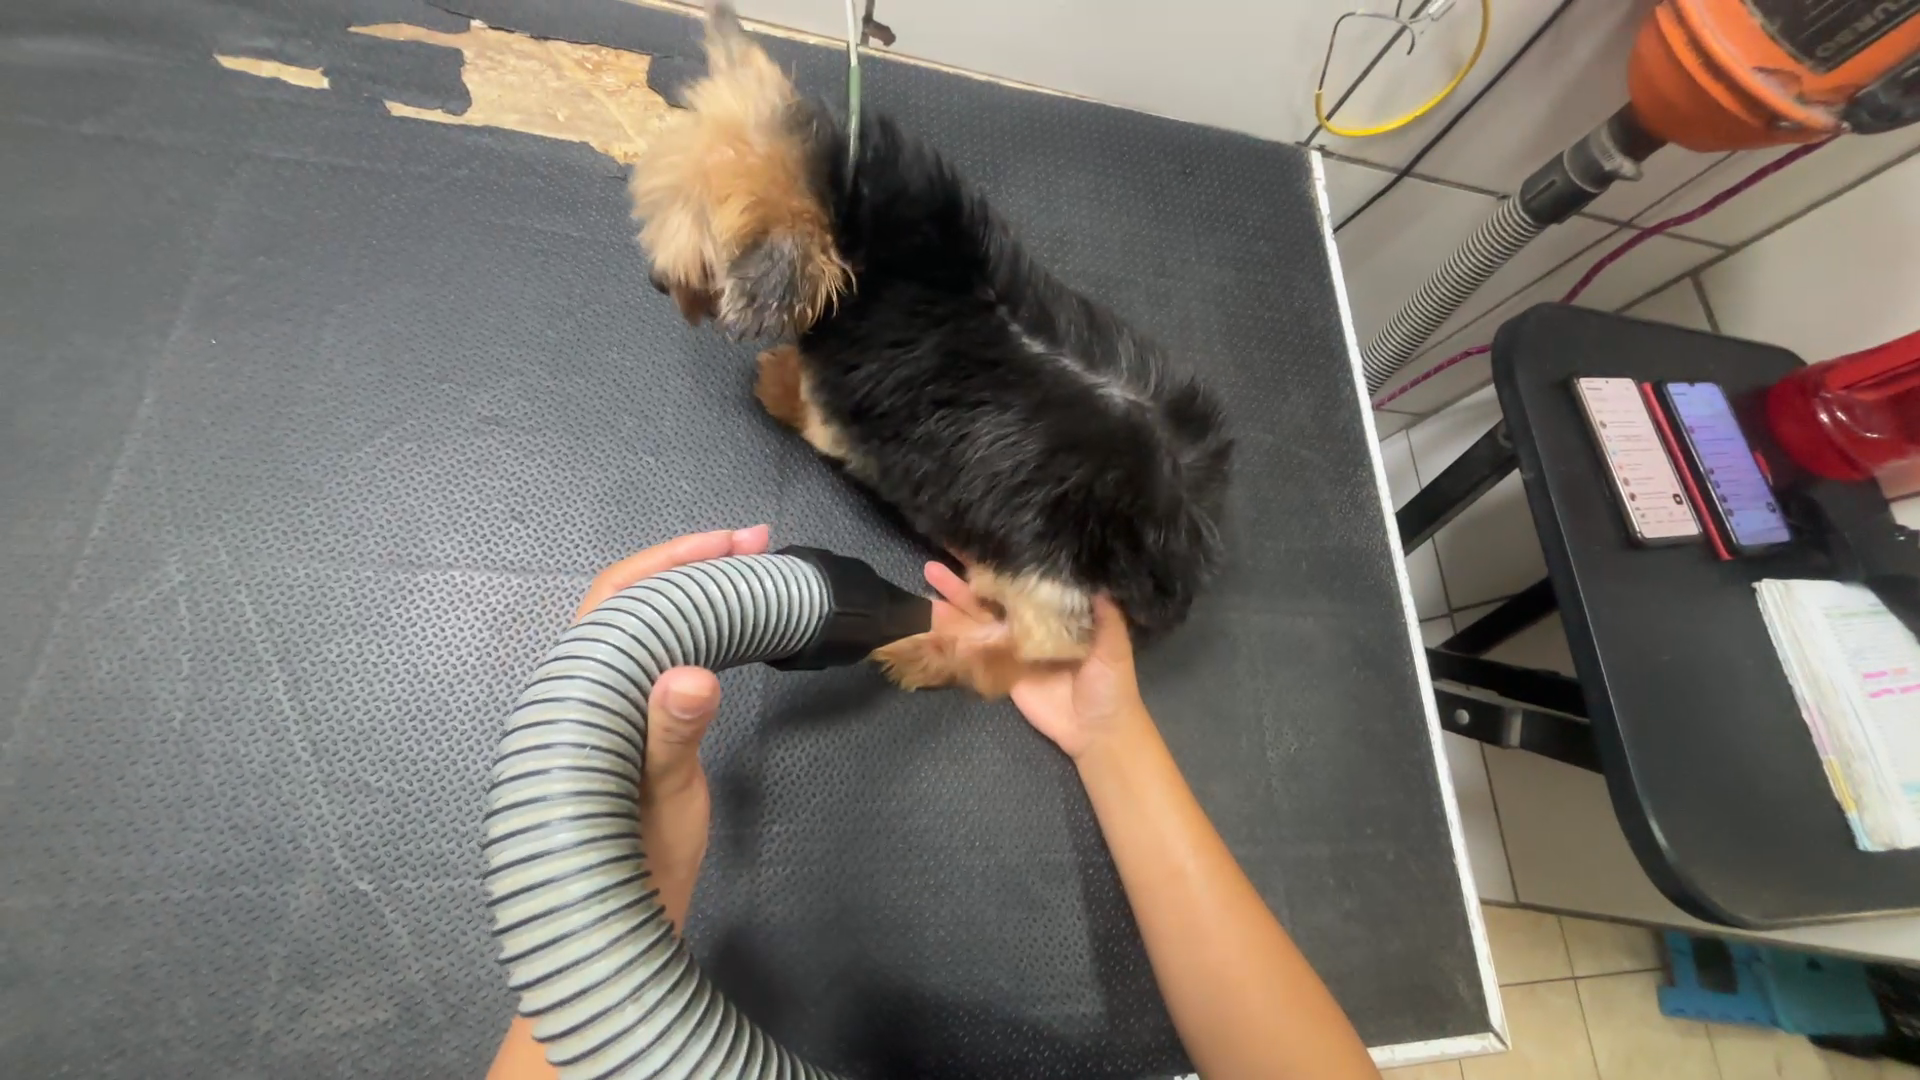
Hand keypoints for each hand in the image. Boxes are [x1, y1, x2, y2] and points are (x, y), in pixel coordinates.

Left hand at [573, 525, 770, 929]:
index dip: (673, 560)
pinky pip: (657, 650)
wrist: (625, 919)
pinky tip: (724, 623)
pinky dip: (695, 622)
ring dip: (694, 589)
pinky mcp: (629, 718)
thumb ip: (669, 737)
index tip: (735, 543)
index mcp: (582, 694)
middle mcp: (585, 685)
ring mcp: (607, 701)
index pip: (616, 598)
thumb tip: (690, 676)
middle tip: (755, 547)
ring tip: (748, 571)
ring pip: (643, 621)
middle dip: (691, 563)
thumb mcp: (663, 799)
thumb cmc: (640, 861)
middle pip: (629, 599)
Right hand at [923, 562, 1150, 760]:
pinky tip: (932, 615)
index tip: (989, 537)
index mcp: (1058, 613)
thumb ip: (1107, 616)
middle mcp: (1031, 623)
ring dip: (955, 596)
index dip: (1008, 561)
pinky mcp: (1000, 669)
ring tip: (930, 572)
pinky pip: (974, 648)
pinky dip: (953, 632)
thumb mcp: (1115, 648)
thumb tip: (1100, 577)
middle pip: (995, 594)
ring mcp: (1012, 645)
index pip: (1028, 580)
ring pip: (978, 616)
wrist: (1096, 733)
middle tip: (945, 544)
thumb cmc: (1111, 686)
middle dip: (972, 573)